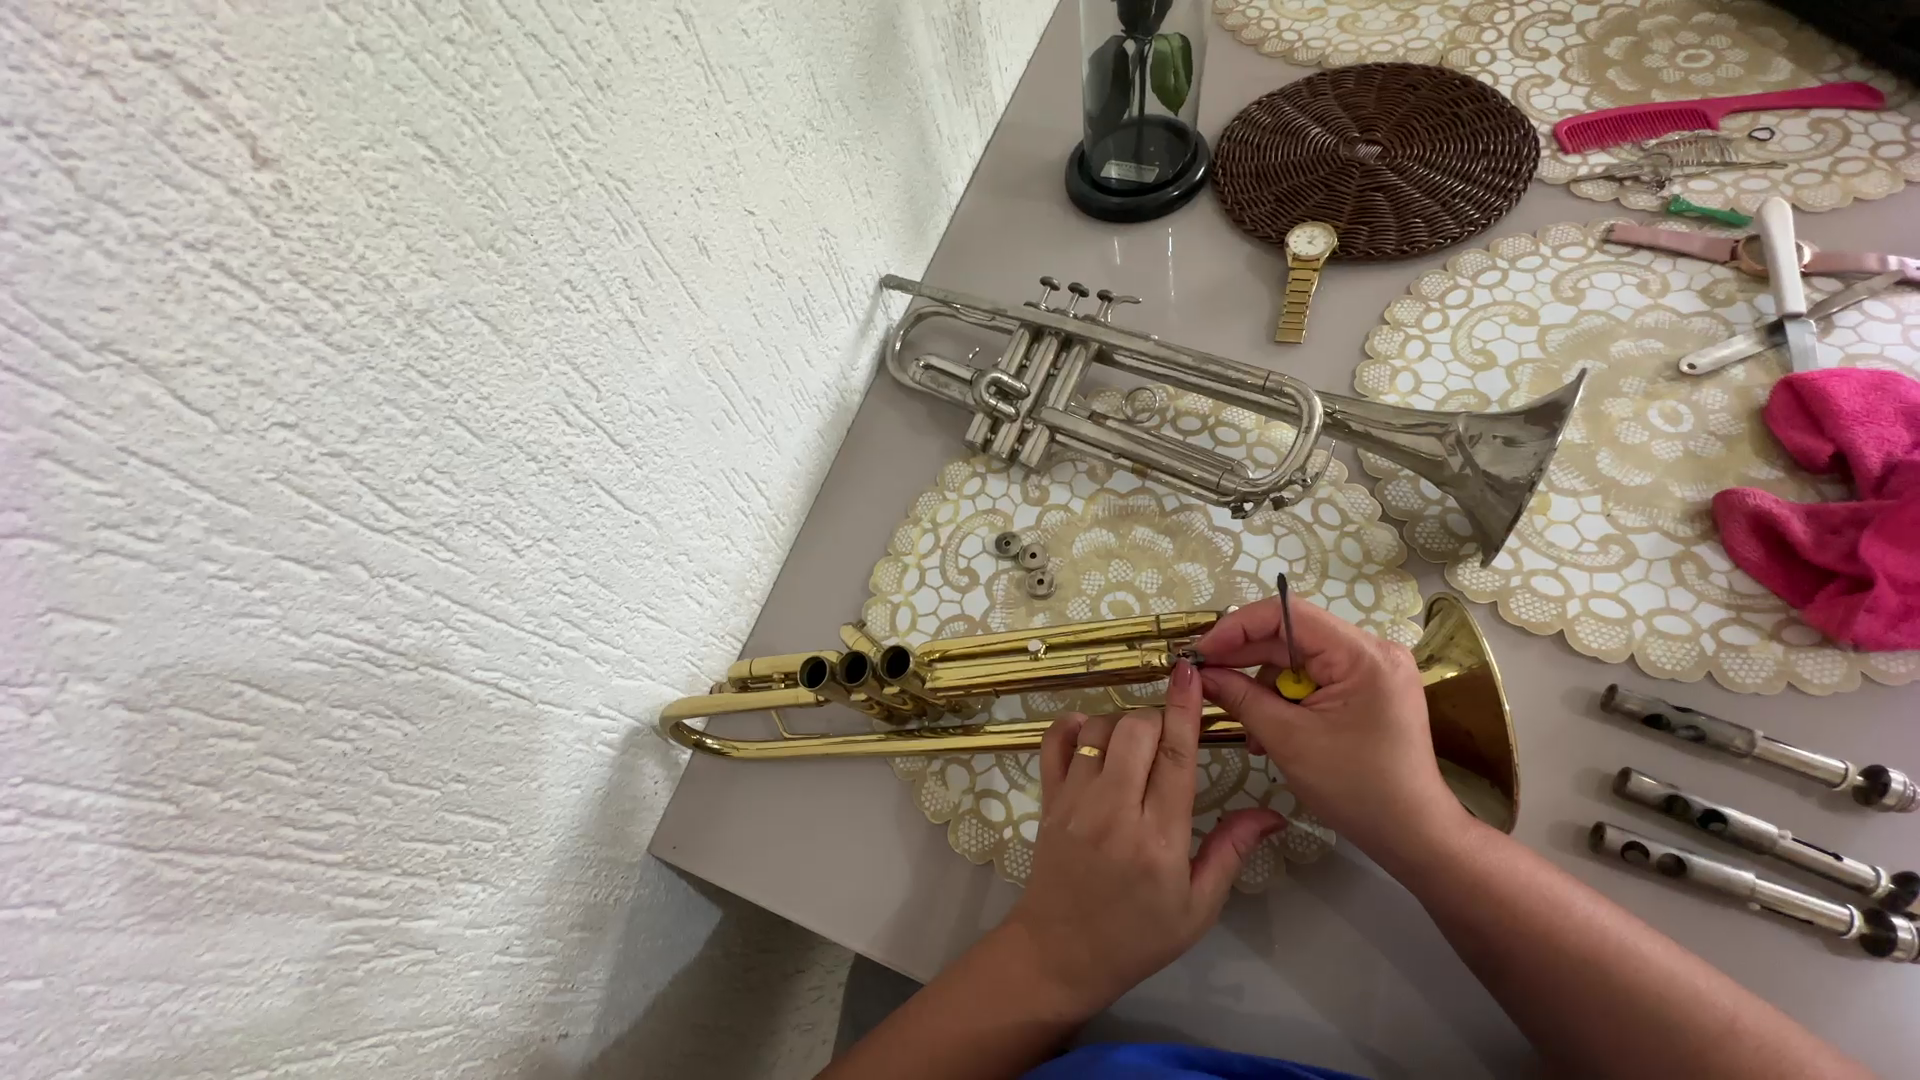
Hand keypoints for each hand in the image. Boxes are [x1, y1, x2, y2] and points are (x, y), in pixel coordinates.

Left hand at [996, 661, 1287, 1017]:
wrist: (1062, 953)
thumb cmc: (1139, 935)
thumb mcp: (1197, 906)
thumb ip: (1231, 851)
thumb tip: (1273, 814)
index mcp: (1159, 838)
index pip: (1175, 756)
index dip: (1185, 708)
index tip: (1190, 672)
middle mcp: (1113, 810)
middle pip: (1135, 730)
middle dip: (1158, 720)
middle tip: (1168, 743)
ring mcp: (1074, 801)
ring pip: (1097, 729)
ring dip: (1120, 725)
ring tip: (1134, 749)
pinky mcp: (1047, 799)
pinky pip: (1053, 743)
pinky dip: (1071, 726)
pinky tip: (1090, 734)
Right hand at [1194, 596, 1472, 867]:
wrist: (1414, 835)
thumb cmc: (1356, 787)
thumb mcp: (1288, 740)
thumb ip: (1240, 698)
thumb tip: (1199, 673)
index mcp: (1362, 655)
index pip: (1286, 614)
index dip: (1236, 627)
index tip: (1201, 652)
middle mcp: (1371, 651)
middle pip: (1290, 636)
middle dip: (1245, 659)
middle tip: (1205, 680)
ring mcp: (1371, 670)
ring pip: (1296, 660)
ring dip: (1262, 687)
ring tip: (1248, 729)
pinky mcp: (1366, 690)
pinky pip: (1311, 679)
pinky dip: (1284, 700)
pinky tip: (1269, 730)